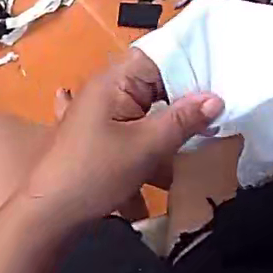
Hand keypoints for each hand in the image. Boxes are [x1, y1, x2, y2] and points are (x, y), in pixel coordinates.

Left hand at [22, 49, 222, 224]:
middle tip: (222, 112)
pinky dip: (157, 138)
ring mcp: (104, 113)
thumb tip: (216, 99)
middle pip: (158, 82)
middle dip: (188, 97)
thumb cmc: (95, 174)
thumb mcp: (146, 147)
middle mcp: (109, 89)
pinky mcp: (104, 136)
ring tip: (206, 133)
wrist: (50, 214)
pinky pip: (139, 127)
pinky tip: (174, 154)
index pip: (161, 57)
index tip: (222, 82)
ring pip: (151, 107)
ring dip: (174, 122)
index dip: (193, 66)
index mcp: (115, 81)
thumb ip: (183, 120)